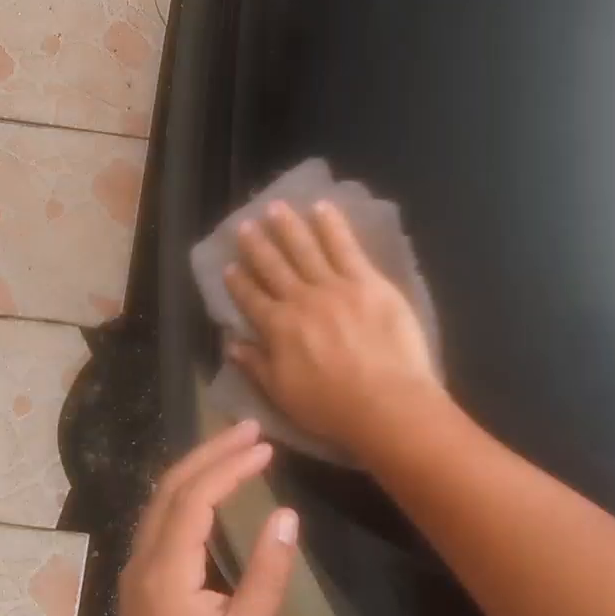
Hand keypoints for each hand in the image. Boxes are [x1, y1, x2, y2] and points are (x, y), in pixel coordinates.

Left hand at [95, 420, 299, 615]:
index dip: (230, 465)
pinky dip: (186, 492)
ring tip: (234, 447)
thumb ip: (266, 572)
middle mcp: (141, 559)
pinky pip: (159, 518)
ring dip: (196, 468)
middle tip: (249, 428)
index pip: (195, 496)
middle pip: (171, 487)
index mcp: (165, 569)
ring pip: (160, 500)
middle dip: (210, 451)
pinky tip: (208, 491)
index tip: (265, 445)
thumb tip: (287, 514)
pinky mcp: (138, 581)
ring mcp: (134, 569)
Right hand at [223, 200, 445, 456]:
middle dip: (258, 245)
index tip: (229, 266)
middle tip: (245, 225)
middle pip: (275, 266)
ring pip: (306, 248)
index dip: (238, 282)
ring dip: (289, 226)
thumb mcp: (283, 394)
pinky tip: (322, 208)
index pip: (251, 299)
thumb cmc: (332, 407)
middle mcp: (301, 299)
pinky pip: (346, 247)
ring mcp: (335, 286)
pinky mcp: (368, 281)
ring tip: (276, 207)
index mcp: (278, 328)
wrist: (386, 401)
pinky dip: (332, 225)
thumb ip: (256, 366)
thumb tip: (232, 344)